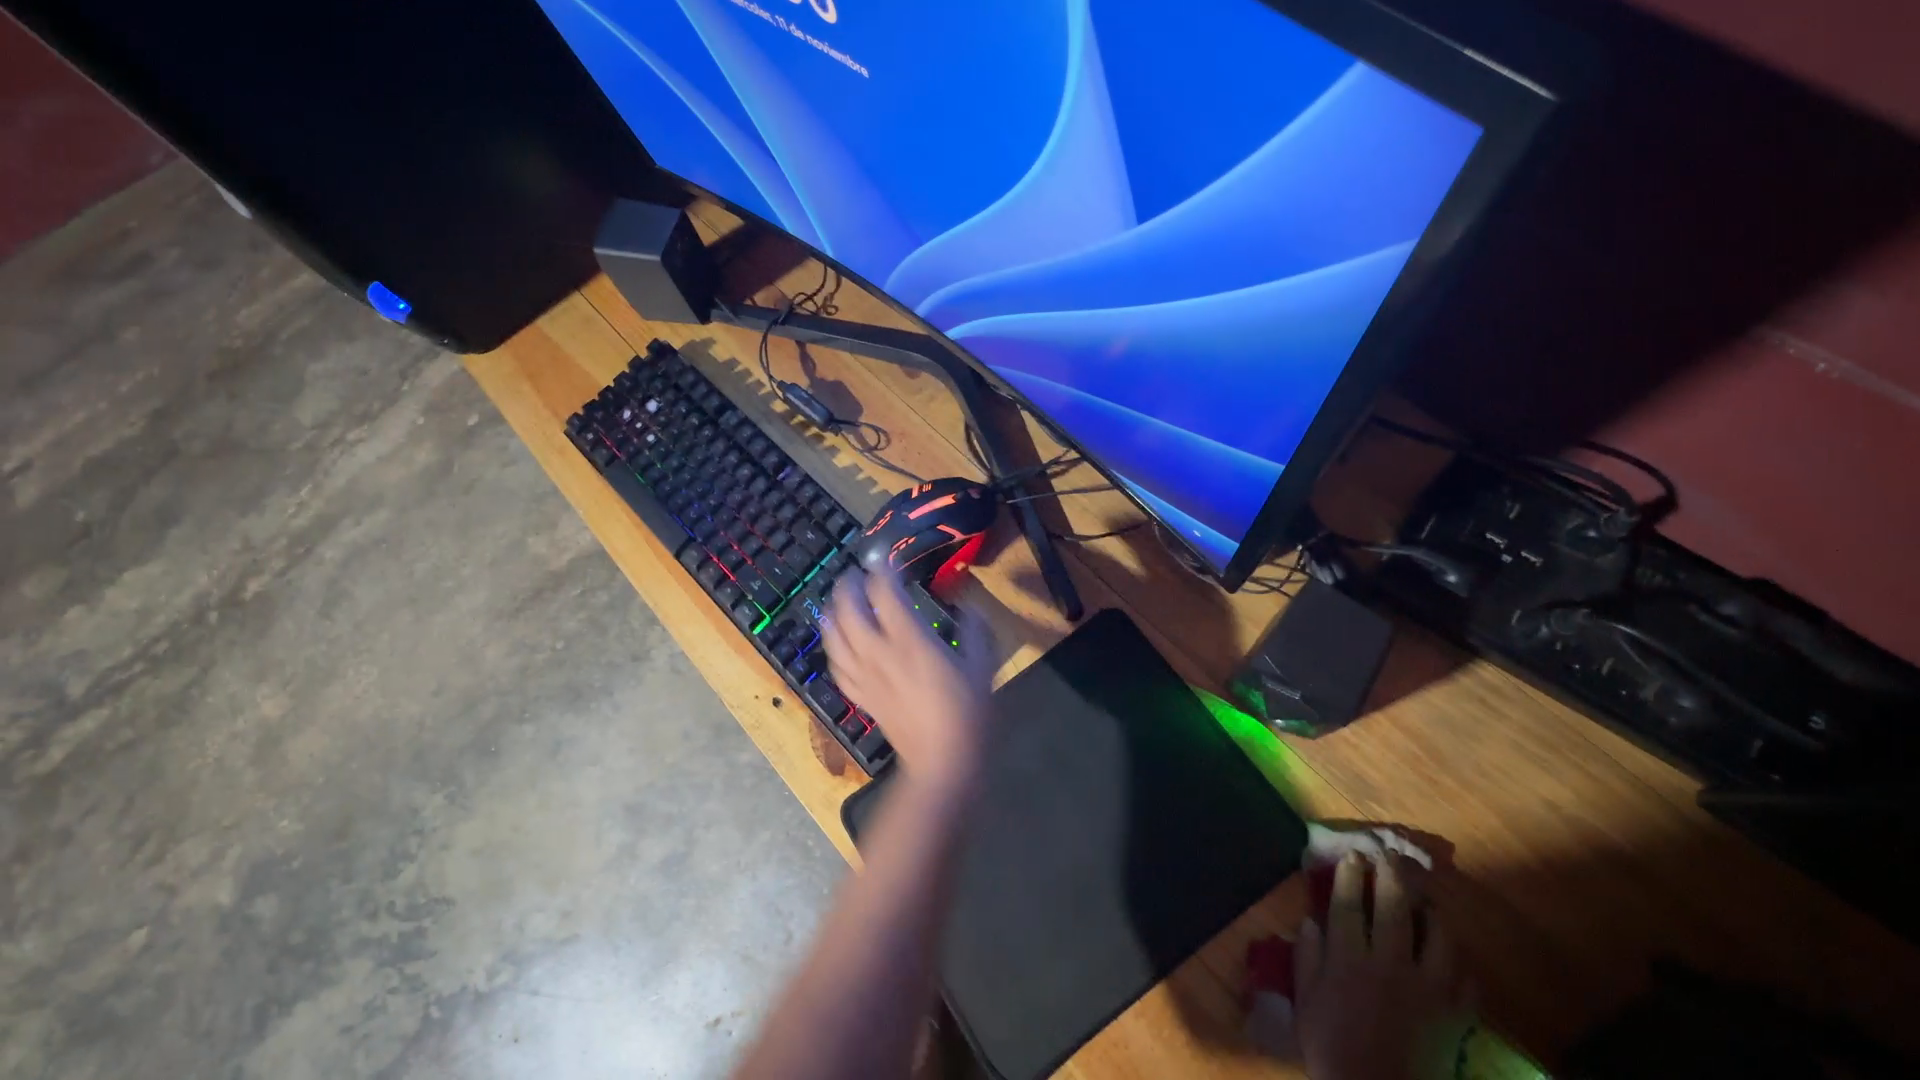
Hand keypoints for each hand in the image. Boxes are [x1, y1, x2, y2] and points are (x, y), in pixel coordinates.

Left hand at [822, 568, 995, 792]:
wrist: (943, 763)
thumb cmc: (968, 714)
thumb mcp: (982, 666)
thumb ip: (975, 630)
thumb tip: (970, 606)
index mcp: (911, 640)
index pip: (885, 593)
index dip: (882, 571)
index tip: (886, 560)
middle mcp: (881, 652)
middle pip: (850, 609)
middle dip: (848, 587)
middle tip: (854, 575)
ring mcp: (867, 676)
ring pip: (836, 637)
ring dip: (833, 613)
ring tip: (835, 601)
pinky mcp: (862, 697)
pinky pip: (839, 667)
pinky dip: (834, 649)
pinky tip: (836, 643)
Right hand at [1294, 853, 1471, 1079]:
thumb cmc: (1330, 1047)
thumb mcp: (1305, 1002)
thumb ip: (1307, 959)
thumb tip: (1312, 922)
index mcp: (1350, 961)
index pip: (1350, 905)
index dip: (1352, 876)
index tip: (1353, 856)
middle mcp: (1391, 965)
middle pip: (1396, 908)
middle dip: (1392, 876)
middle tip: (1391, 857)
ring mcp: (1429, 988)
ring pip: (1439, 936)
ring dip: (1432, 913)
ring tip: (1426, 902)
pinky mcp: (1454, 1014)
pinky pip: (1465, 978)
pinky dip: (1458, 963)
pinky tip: (1449, 957)